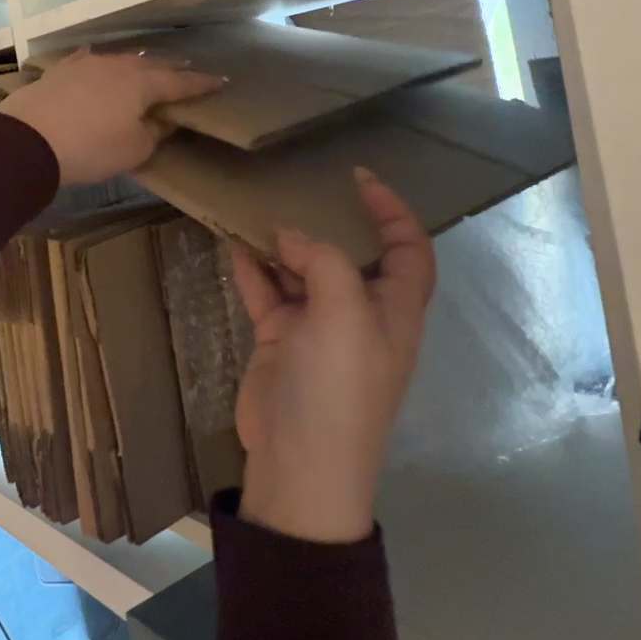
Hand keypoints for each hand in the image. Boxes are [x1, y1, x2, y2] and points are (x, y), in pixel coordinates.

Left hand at [0, 48, 221, 184]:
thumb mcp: (134, 149)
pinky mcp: (58, 72)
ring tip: (146, 64)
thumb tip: (164, 120)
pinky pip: (84, 60)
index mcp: (143, 83)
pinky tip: (94, 57)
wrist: (28, 139)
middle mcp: (117, 66)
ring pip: (119, 59)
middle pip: (150, 65)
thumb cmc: (90, 148)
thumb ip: (154, 133)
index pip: (180, 82)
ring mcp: (85, 65)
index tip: (220, 81)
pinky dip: (96, 61)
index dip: (201, 84)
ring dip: (136, 63)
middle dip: (170, 68)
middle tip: (186, 70)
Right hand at [230, 168, 435, 542]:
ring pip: (302, 270)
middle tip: (294, 187)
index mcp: (393, 310)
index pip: (408, 251)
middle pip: (349, 255)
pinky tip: (231, 244)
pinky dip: (252, 268)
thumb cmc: (337, 388)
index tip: (360, 178)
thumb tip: (292, 234)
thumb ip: (325, 263)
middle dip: (327, 222)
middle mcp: (358, 313)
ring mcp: (316, 326)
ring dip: (282, 242)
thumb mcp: (344, 317)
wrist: (298, 461)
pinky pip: (266, 292)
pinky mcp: (280, 339)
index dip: (393, 212)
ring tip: (254, 207)